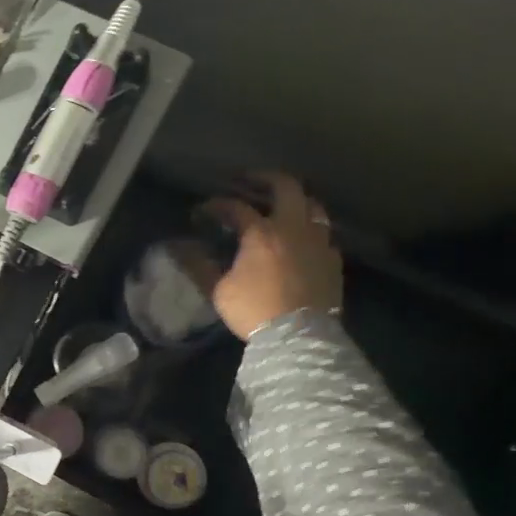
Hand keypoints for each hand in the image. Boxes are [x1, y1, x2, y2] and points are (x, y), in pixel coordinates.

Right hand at [196, 172, 341, 339]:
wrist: (299, 337)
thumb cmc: (255, 310)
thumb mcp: (219, 290)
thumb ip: (201, 265)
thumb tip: (182, 248)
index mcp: (262, 233)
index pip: (236, 207)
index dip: (217, 205)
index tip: (204, 209)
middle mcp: (293, 228)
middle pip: (286, 187)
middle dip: (265, 178)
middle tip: (249, 180)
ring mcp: (318, 242)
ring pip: (313, 206)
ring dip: (295, 201)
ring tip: (283, 206)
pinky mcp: (333, 260)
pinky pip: (324, 234)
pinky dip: (310, 229)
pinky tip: (302, 240)